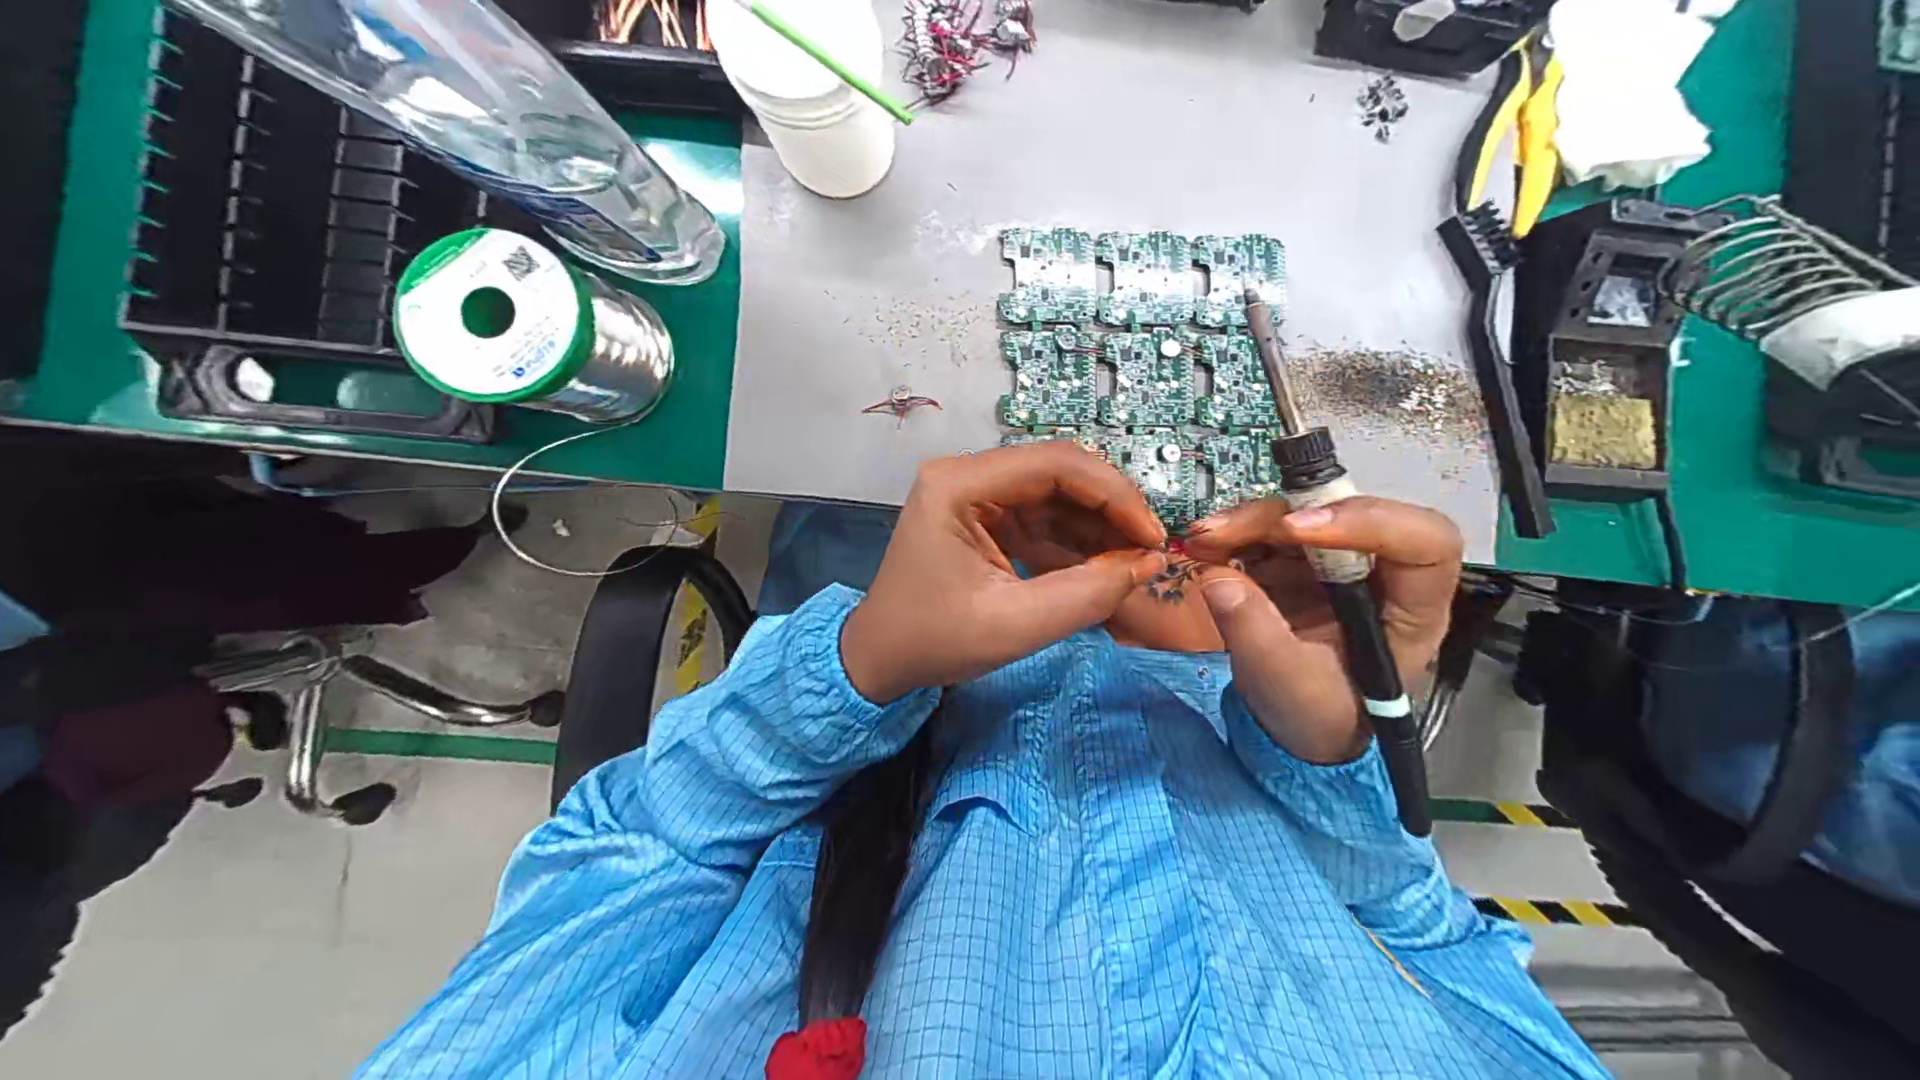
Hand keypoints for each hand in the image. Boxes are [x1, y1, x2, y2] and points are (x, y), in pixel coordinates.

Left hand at [840, 443, 1168, 702]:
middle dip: (1110, 509)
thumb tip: (1149, 564)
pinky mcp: (984, 518)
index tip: (1152, 536)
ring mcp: (974, 494)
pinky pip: (1041, 517)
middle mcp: (966, 475)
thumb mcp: (1014, 626)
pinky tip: (1103, 567)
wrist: (880, 658)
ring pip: (1055, 494)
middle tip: (1150, 549)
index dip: (1113, 495)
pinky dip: (1074, 541)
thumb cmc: (933, 641)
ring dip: (1096, 527)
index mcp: (959, 484)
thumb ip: (1087, 595)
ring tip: (1133, 562)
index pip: (1055, 464)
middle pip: (1058, 472)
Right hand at [1181, 496, 1462, 762]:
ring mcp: (1343, 563)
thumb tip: (1216, 578)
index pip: (1421, 542)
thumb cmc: (1317, 714)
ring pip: (1303, 516)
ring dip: (1246, 522)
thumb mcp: (1287, 685)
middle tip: (1215, 532)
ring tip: (1200, 539)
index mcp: (1412, 609)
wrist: (1300, 725)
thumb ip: (1256, 634)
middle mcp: (1384, 574)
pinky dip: (1235, 534)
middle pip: (1346, 516)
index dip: (1365, 522)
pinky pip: (1273, 532)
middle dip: (1274, 519)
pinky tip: (1205, 546)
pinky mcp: (1306, 562)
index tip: (1293, 530)